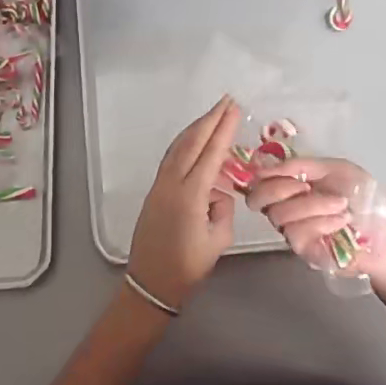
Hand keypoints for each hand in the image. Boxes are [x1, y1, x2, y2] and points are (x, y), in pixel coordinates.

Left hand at [127, 96, 240, 307]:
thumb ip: (222, 209)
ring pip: (176, 150)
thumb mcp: (218, 239)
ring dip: (194, 130)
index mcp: (190, 195)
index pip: (210, 154)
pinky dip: (183, 146)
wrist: (151, 282)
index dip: (223, 129)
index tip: (234, 109)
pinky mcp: (153, 194)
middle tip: (226, 102)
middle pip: (190, 144)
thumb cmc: (188, 266)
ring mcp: (159, 188)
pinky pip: (170, 161)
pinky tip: (192, 143)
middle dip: (208, 121)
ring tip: (211, 116)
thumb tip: (217, 194)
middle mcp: (171, 185)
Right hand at [245, 157, 385, 294]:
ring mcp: (293, 232)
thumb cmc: (366, 198)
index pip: (258, 181)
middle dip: (279, 188)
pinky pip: (297, 232)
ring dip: (312, 204)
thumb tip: (262, 167)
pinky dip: (321, 221)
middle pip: (257, 199)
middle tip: (305, 186)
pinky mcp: (304, 251)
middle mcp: (286, 210)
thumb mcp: (335, 169)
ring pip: (280, 215)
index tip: (281, 170)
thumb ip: (300, 165)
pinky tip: (341, 221)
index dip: (263, 174)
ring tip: (341, 205)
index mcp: (291, 188)